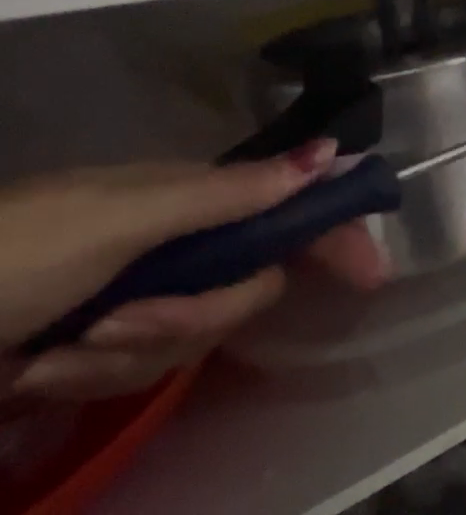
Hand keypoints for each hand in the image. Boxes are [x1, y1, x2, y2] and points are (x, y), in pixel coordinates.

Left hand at [0, 140, 383, 399]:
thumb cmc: (9, 254)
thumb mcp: (123, 218)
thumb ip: (234, 192)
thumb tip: (333, 150)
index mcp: (187, 201)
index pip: (289, 209)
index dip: (333, 233)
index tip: (369, 273)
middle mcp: (176, 246)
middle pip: (249, 286)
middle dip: (194, 315)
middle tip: (130, 323)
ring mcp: (139, 297)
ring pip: (198, 335)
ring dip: (130, 352)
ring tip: (61, 351)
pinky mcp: (103, 348)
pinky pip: (144, 369)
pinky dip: (93, 376)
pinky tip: (39, 372)